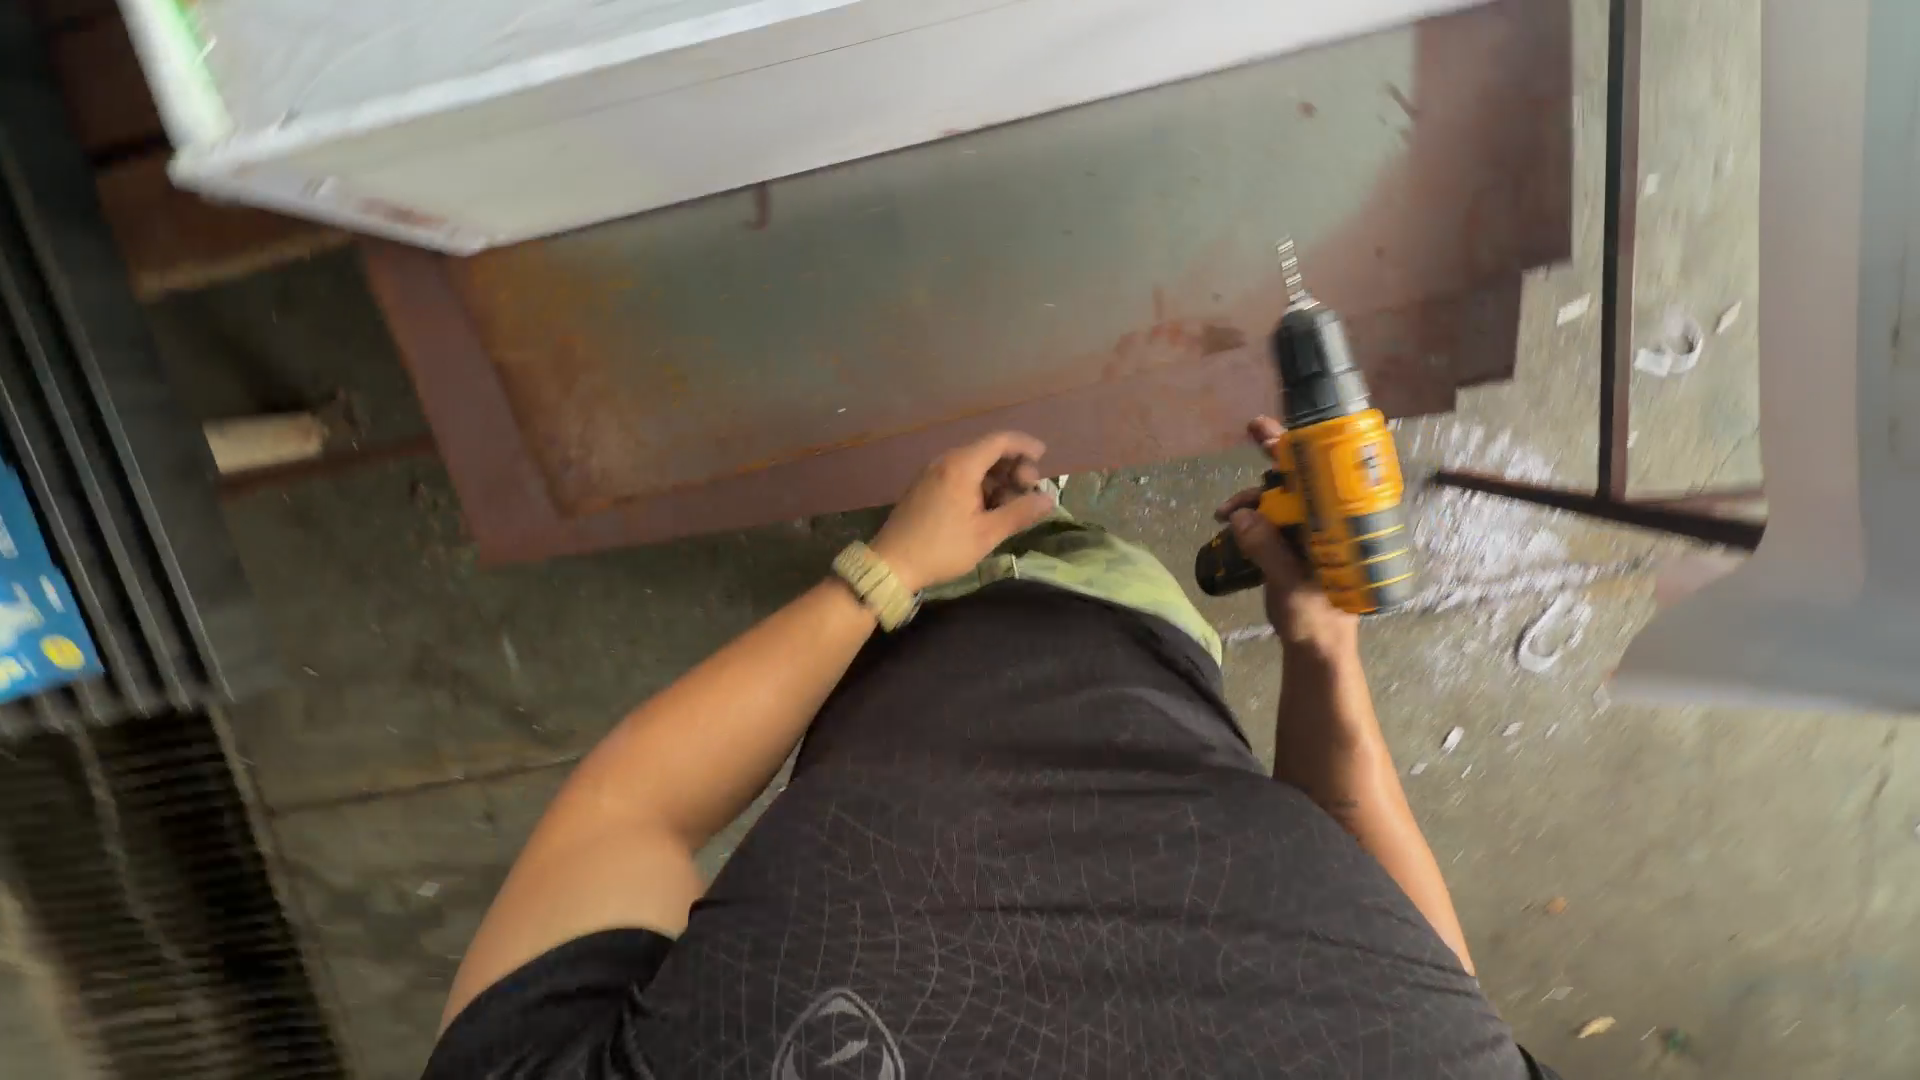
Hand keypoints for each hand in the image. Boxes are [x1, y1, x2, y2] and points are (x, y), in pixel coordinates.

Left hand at [870, 432, 1057, 591]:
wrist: (891, 564)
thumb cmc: (941, 549)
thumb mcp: (986, 534)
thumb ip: (1020, 513)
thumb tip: (1049, 499)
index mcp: (961, 466)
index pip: (1000, 440)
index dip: (1025, 446)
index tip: (1044, 457)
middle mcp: (946, 461)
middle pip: (988, 450)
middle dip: (1013, 466)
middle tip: (1027, 491)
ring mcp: (932, 472)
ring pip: (974, 464)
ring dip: (997, 478)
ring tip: (1009, 505)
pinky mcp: (925, 486)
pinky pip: (959, 474)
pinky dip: (979, 484)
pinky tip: (987, 508)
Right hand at [1214, 417, 1358, 656]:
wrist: (1313, 648)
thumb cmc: (1316, 621)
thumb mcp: (1292, 588)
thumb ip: (1269, 552)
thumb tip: (1242, 516)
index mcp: (1342, 527)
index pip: (1327, 478)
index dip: (1305, 448)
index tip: (1280, 430)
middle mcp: (1329, 522)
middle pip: (1302, 480)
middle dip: (1274, 459)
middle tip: (1252, 434)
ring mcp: (1310, 533)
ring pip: (1280, 500)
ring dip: (1251, 498)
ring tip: (1224, 514)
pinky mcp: (1293, 545)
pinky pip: (1269, 520)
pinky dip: (1248, 516)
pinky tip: (1229, 522)